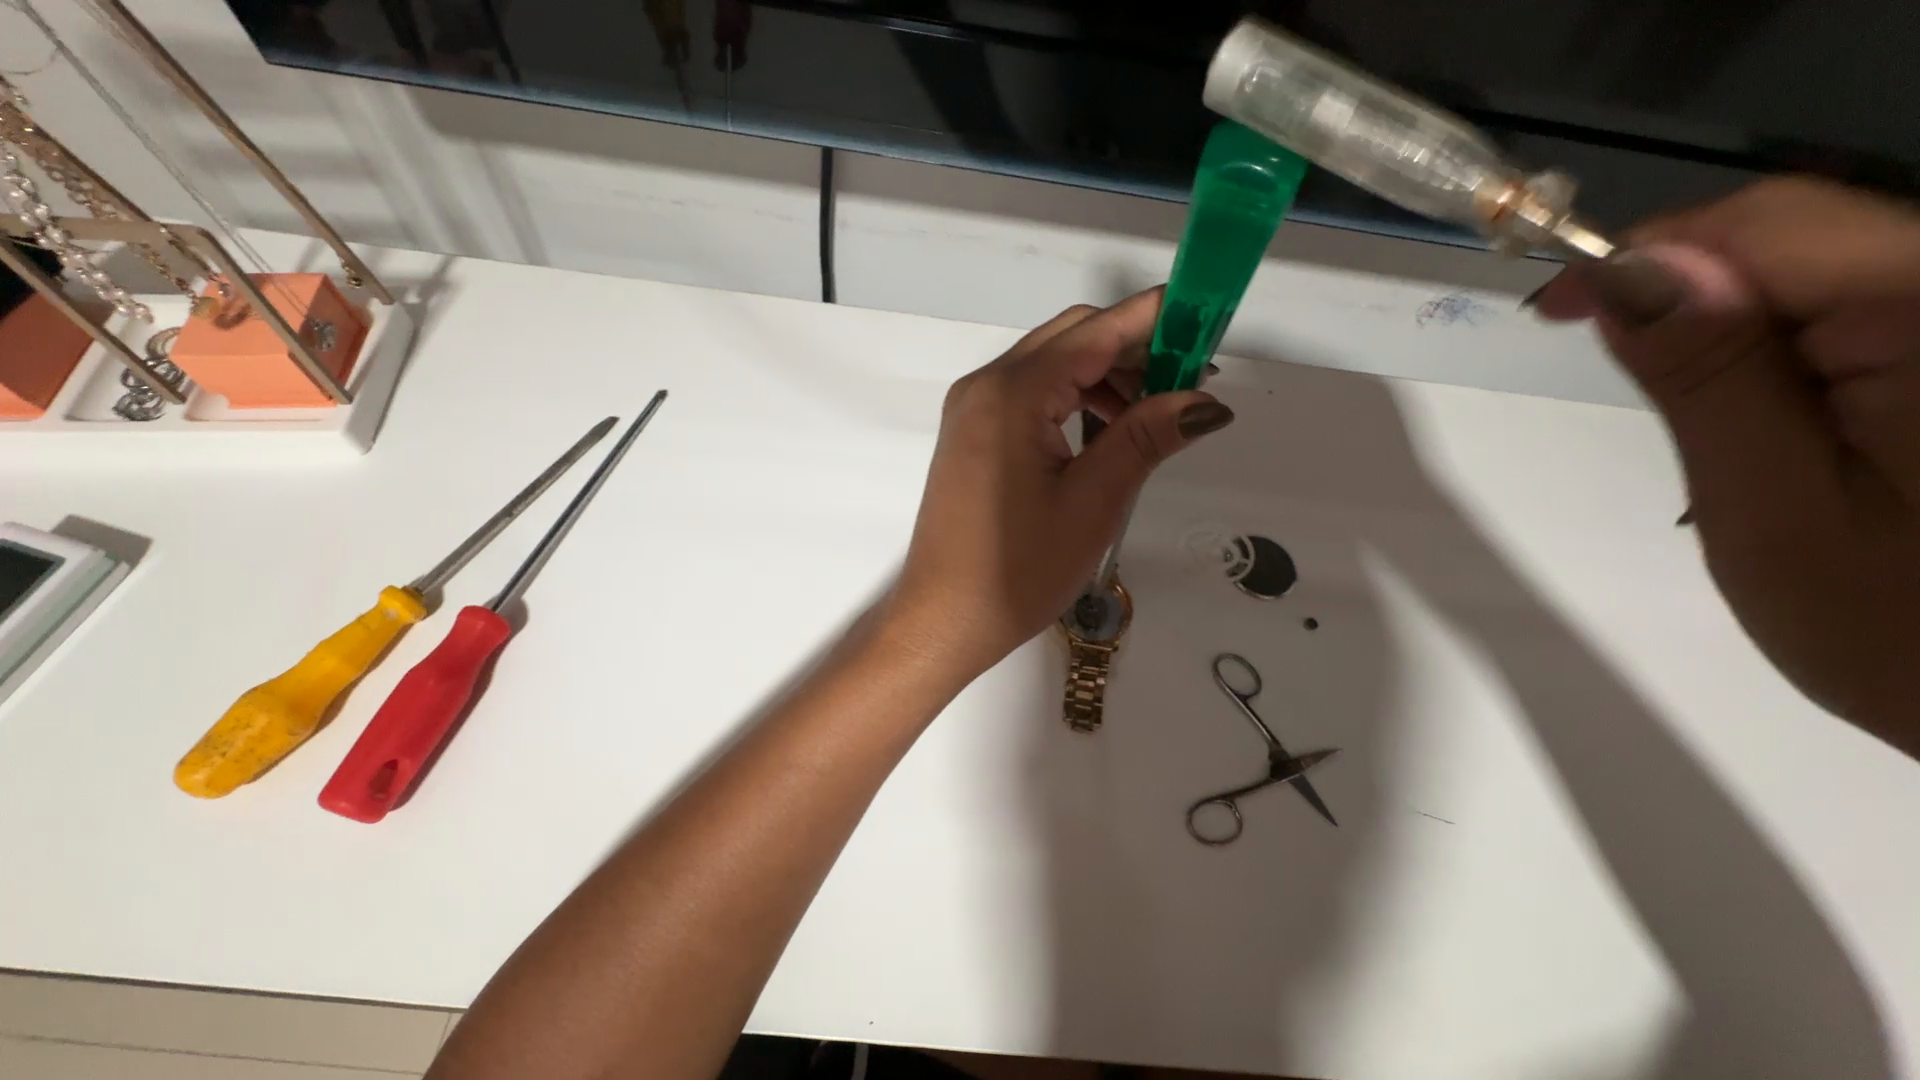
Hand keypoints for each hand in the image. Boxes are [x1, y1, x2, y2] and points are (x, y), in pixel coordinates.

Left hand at [878, 289, 1233, 680]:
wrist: (944, 621)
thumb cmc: (1018, 569)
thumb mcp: (1093, 501)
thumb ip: (1146, 437)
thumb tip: (1208, 401)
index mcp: (1012, 393)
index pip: (1096, 331)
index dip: (1156, 319)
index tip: (1210, 321)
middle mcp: (986, 386)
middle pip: (1072, 339)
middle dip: (1135, 348)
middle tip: (1193, 379)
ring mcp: (974, 409)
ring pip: (1052, 366)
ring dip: (1107, 376)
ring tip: (1158, 412)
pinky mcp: (974, 434)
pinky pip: (1032, 395)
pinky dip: (1075, 399)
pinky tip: (1109, 431)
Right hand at [1532, 178, 1919, 754]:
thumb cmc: (1899, 628)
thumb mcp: (1771, 508)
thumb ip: (1710, 379)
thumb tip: (1634, 271)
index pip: (1766, 228)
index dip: (1643, 253)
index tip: (1556, 311)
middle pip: (1801, 230)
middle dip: (1681, 277)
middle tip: (1597, 341)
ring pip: (1828, 256)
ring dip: (1728, 303)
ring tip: (1674, 379)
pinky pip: (1867, 295)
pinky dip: (1785, 326)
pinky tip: (1757, 384)